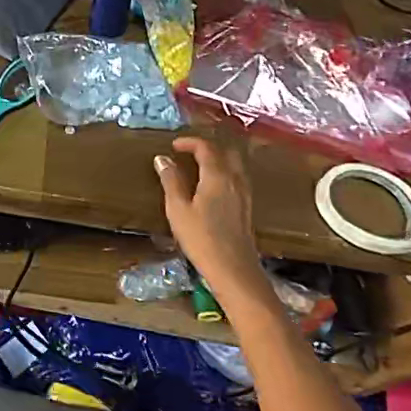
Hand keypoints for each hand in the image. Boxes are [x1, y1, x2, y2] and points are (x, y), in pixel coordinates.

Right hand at [154, 137, 268, 308]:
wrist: (233, 268)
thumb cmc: (202, 238)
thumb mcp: (178, 210)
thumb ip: (171, 181)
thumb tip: (163, 159)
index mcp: (217, 175)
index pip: (206, 147)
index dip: (190, 142)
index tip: (174, 145)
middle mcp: (235, 178)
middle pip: (226, 151)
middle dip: (208, 147)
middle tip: (189, 152)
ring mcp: (244, 192)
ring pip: (235, 163)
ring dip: (219, 158)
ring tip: (200, 166)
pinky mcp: (247, 206)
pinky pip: (238, 177)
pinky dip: (225, 172)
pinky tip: (215, 186)